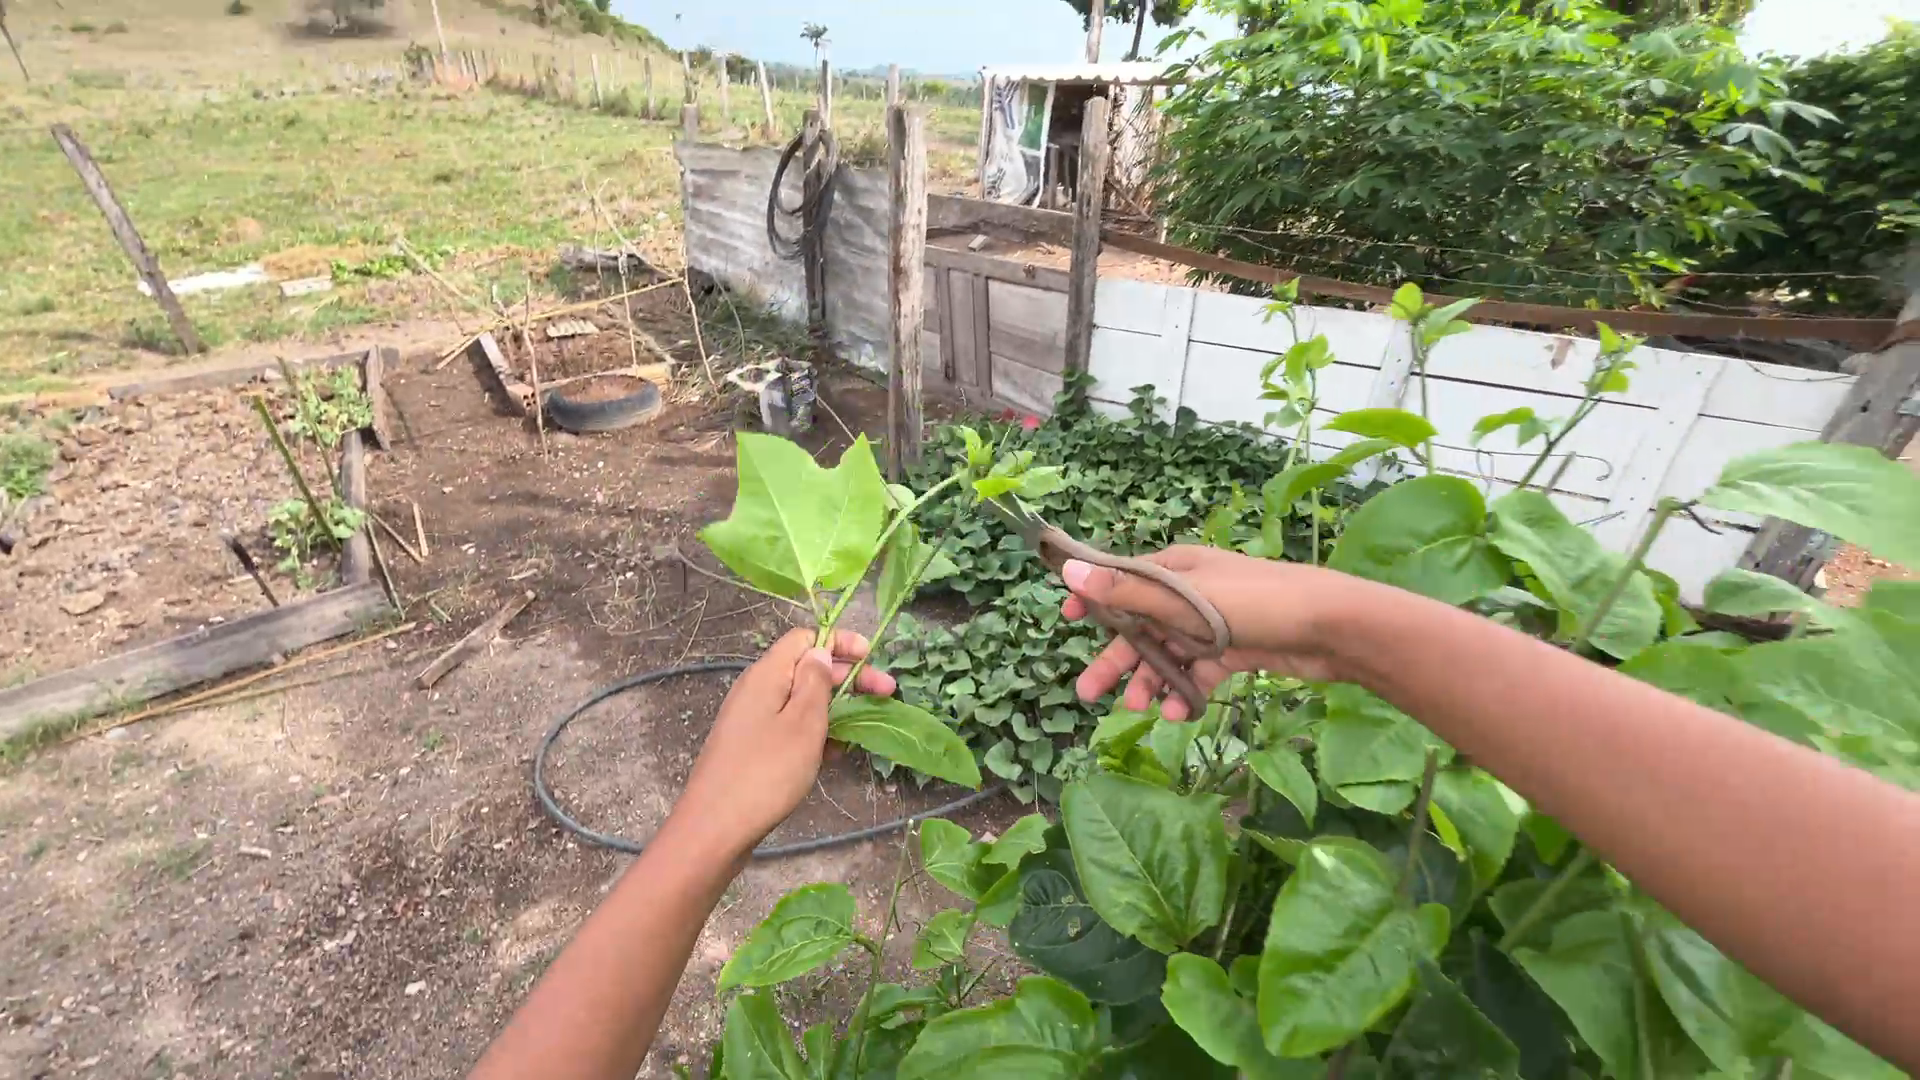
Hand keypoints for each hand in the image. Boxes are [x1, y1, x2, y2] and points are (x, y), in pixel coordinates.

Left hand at [677, 628, 895, 855]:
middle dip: (848, 677)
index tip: (871, 656)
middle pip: (807, 668)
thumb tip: (820, 652)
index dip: (840, 641)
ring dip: (835, 708)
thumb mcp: (803, 722)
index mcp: (768, 674)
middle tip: (885, 694)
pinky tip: (836, 752)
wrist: (714, 830)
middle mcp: (757, 690)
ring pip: (801, 700)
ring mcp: (753, 720)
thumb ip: (815, 681)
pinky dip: (816, 732)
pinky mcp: (752, 747)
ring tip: (865, 726)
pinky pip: (790, 726)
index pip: (805, 638)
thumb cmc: (766, 772)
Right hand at [1062, 545, 1360, 719]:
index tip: (1066, 620)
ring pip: (1168, 653)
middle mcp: (1187, 593)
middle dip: (1115, 659)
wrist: (1332, 627)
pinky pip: (1198, 671)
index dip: (1092, 600)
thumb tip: (1067, 571)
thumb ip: (1124, 592)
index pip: (1120, 581)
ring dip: (1150, 680)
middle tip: (1087, 693)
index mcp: (1172, 568)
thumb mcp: (1183, 598)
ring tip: (1139, 709)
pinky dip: (1186, 691)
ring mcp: (1211, 623)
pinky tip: (1179, 714)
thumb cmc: (1254, 602)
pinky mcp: (1233, 650)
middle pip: (1140, 625)